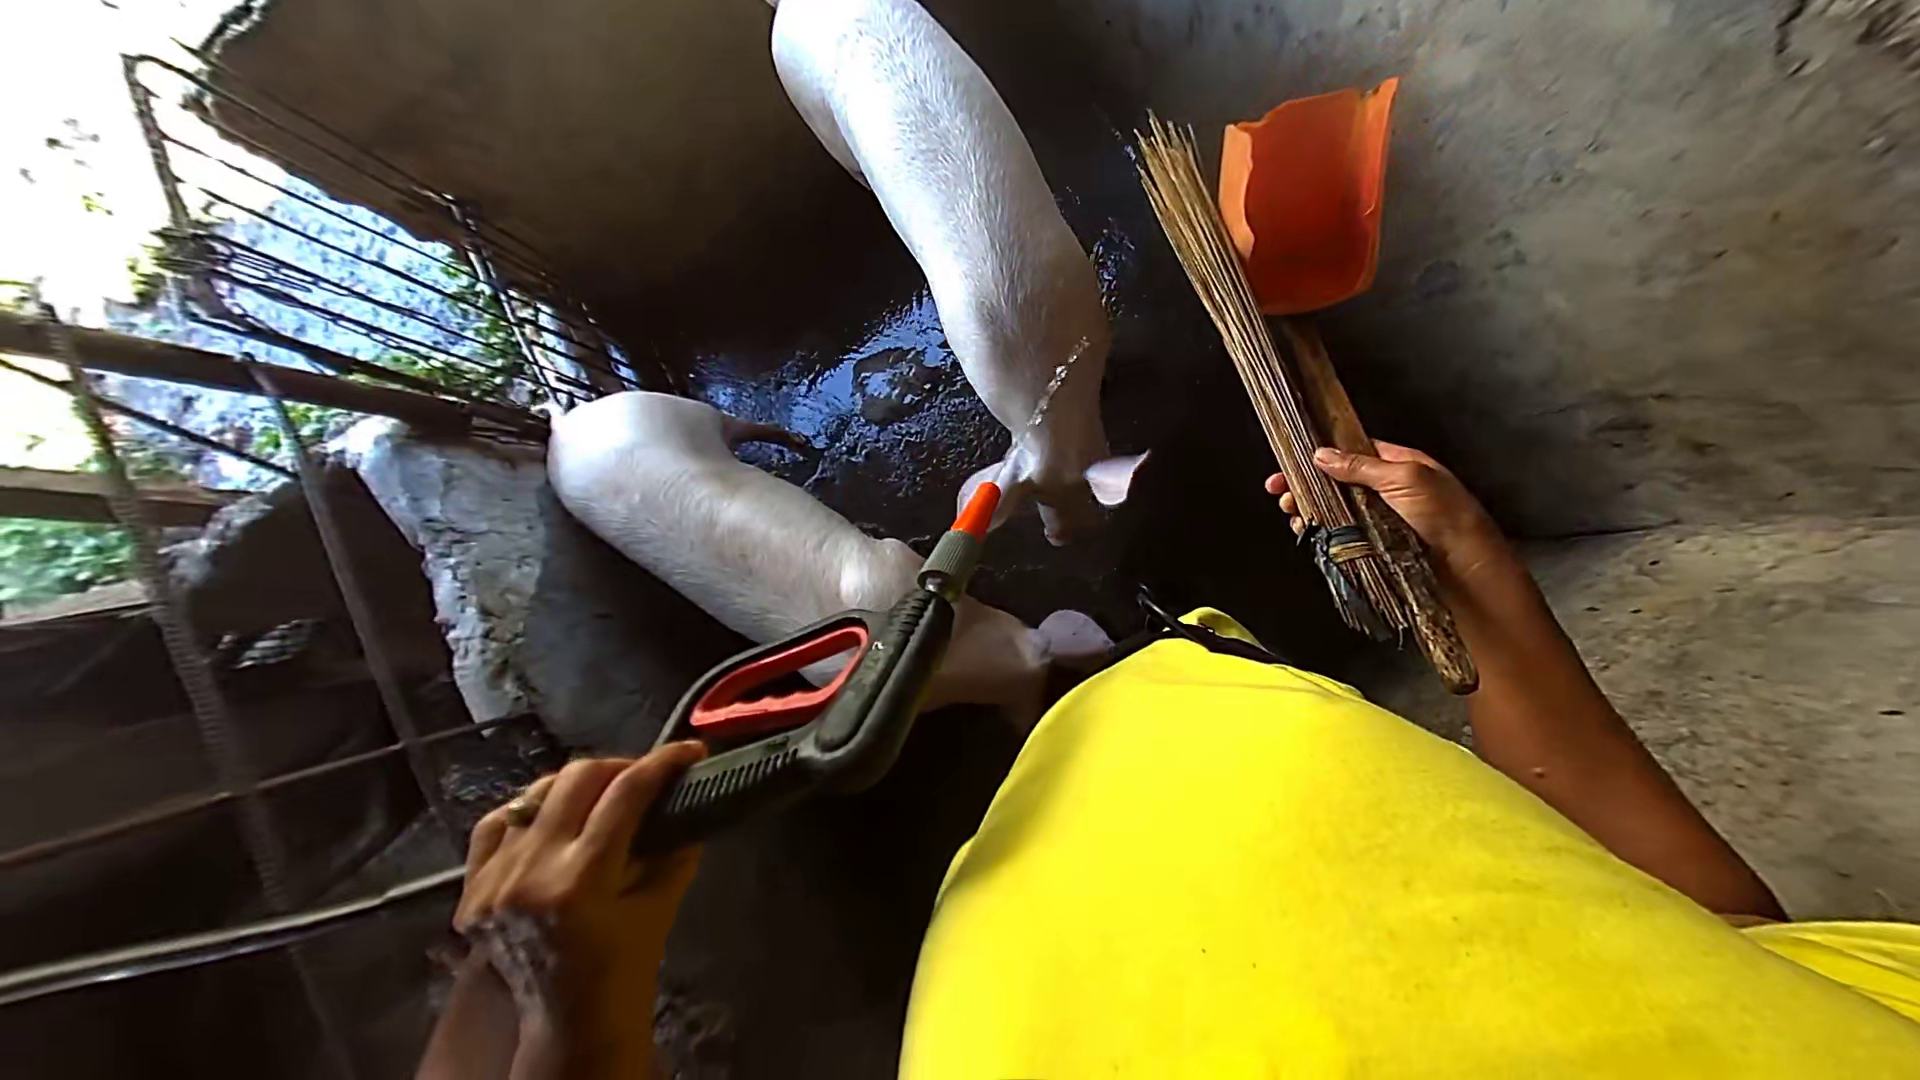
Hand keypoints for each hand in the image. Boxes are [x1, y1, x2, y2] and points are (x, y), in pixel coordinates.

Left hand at [456, 743, 706, 1078]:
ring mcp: (492, 882)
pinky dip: (531, 808)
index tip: (691, 750)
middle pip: (578, 778)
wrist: (569, 1023)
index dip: (664, 762)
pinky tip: (556, 815)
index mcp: (580, 882)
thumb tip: (691, 791)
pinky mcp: (471, 891)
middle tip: (648, 775)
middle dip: (623, 765)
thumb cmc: (628, 963)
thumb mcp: (665, 897)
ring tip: (606, 793)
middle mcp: (528, 875)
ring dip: (580, 783)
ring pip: (537, 792)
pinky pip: (497, 823)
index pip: (627, 793)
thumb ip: (678, 841)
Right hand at [1264, 442, 1512, 586]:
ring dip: (1304, 505)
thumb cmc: (1448, 519)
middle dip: (1303, 482)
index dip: (1320, 454)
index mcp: (1398, 467)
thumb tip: (1322, 454)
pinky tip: (1304, 527)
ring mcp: (1372, 519)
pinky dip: (1314, 529)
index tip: (1292, 458)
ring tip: (1290, 508)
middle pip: (1332, 480)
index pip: (1351, 451)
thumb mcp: (1407, 478)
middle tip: (1278, 488)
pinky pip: (1331, 532)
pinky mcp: (1365, 544)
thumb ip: (1361, 465)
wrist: (1464, 574)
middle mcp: (1383, 491)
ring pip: (1327, 507)